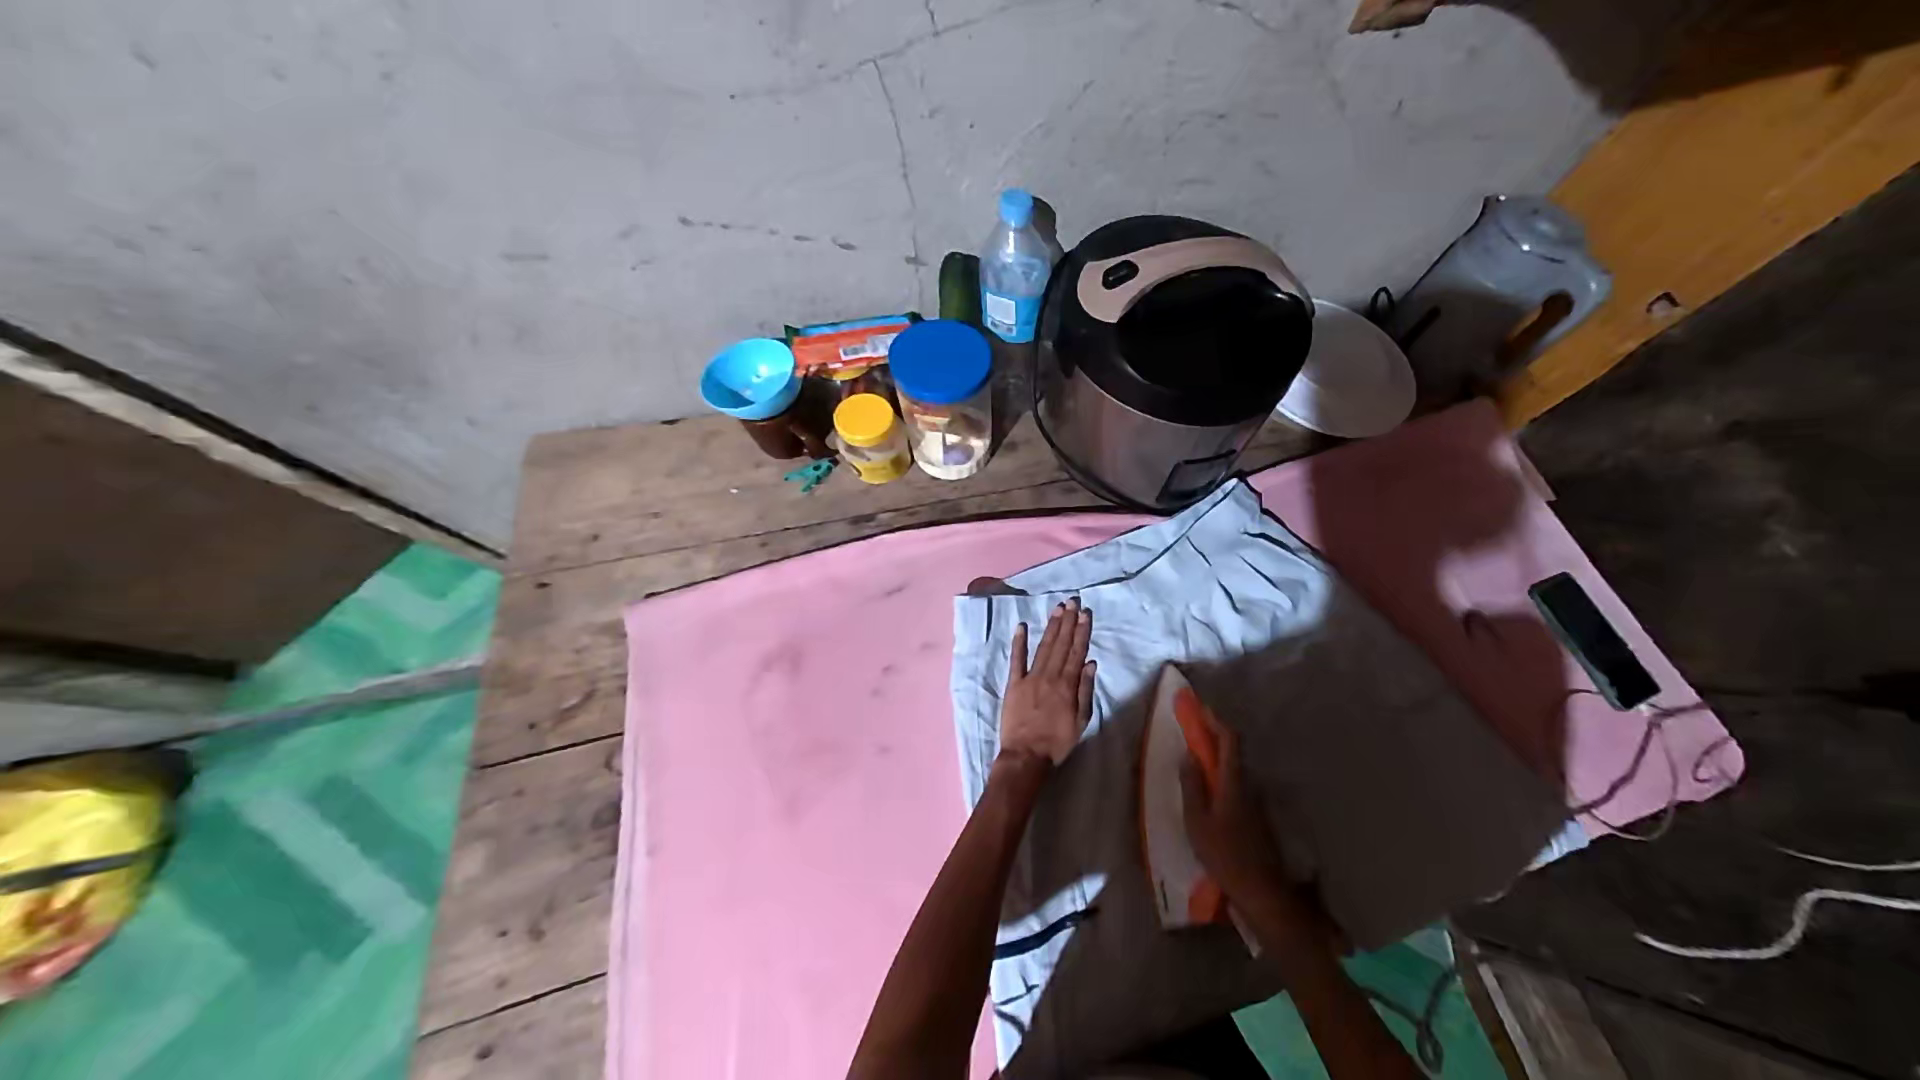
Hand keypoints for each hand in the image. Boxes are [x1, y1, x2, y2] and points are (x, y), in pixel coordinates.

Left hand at [998, 597, 1095, 765]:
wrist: (1026, 755)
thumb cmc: (1057, 742)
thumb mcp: (1081, 720)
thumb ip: (1085, 690)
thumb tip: (1090, 663)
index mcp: (1067, 685)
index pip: (1076, 652)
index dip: (1081, 631)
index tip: (1085, 613)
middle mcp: (1049, 676)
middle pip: (1061, 644)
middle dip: (1067, 622)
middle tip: (1072, 601)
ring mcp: (1029, 678)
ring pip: (1043, 647)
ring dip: (1051, 627)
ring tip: (1057, 609)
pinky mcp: (1013, 684)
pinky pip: (1016, 659)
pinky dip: (1019, 642)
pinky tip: (1022, 626)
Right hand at [1179, 709, 1335, 954]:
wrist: (1262, 891)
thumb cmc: (1224, 854)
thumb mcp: (1197, 821)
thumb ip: (1192, 786)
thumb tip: (1188, 756)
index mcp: (1234, 783)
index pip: (1230, 741)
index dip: (1216, 721)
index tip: (1200, 709)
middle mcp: (1249, 786)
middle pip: (1234, 752)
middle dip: (1215, 736)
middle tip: (1194, 730)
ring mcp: (1256, 802)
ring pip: (1236, 769)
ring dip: (1218, 757)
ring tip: (1197, 757)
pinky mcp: (1256, 817)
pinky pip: (1237, 785)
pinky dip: (1223, 776)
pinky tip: (1210, 788)